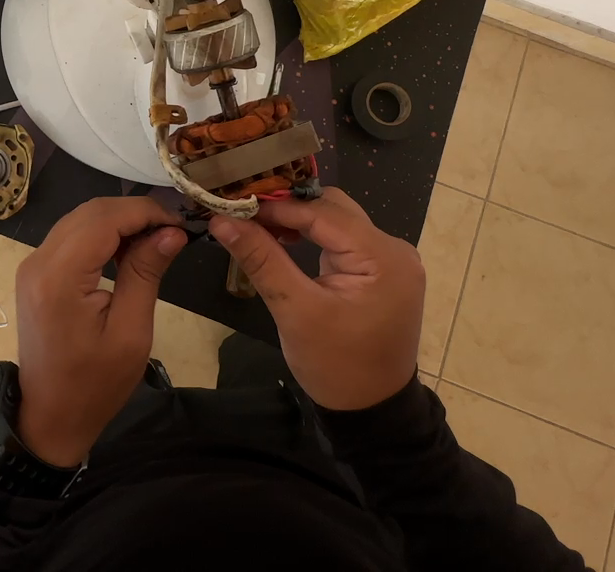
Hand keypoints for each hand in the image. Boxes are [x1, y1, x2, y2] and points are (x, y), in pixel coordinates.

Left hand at [13, 197, 186, 466]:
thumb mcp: (131, 333)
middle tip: (171, 231)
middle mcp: (38, 260)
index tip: (179, 223)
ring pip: (80, 218)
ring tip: (155, 239)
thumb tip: (171, 231)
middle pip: (90, 212)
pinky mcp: (35, 271)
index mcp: (59, 277)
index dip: (144, 212)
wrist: (49, 416)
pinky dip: (101, 233)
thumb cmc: (94, 384)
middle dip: (133, 212)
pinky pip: (71, 235)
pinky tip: (126, 249)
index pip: (103, 219)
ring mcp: (32, 263)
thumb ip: (146, 274)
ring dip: (118, 220)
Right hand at [208, 187, 424, 409]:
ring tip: (255, 225)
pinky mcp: (379, 268)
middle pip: (332, 207)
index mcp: (383, 257)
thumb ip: (260, 258)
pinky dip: (310, 233)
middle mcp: (393, 248)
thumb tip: (221, 220)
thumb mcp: (294, 310)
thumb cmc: (335, 364)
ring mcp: (389, 258)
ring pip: (335, 219)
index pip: (322, 211)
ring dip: (296, 218)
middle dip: (285, 207)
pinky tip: (281, 239)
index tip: (233, 203)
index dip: (276, 205)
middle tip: (242, 212)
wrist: (372, 411)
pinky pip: (340, 237)